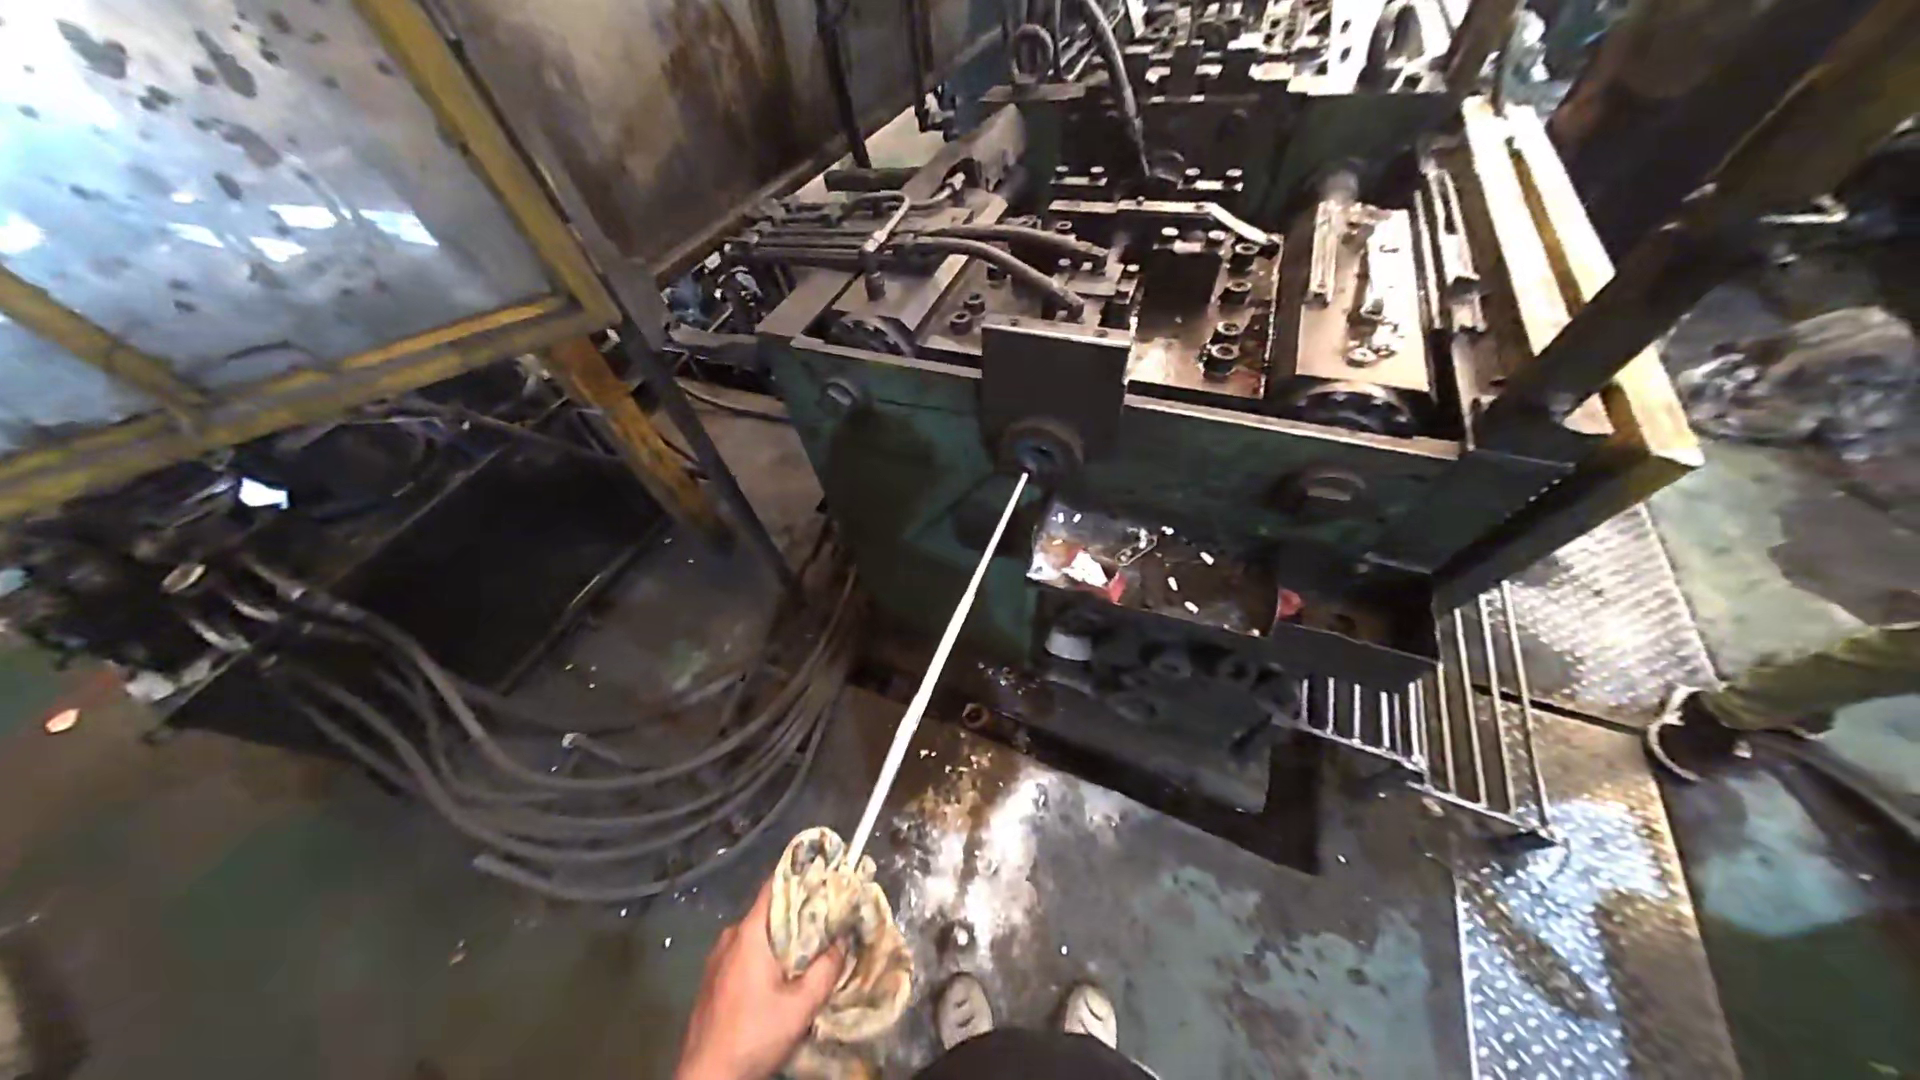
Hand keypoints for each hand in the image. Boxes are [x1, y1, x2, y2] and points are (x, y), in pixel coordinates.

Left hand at [675, 875, 846, 1079]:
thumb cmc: (752, 1036)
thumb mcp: (800, 1007)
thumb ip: (825, 970)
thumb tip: (842, 942)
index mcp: (749, 933)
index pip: (774, 886)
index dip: (801, 877)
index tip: (826, 876)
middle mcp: (730, 937)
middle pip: (769, 912)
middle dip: (798, 914)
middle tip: (828, 920)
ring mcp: (717, 960)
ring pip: (757, 936)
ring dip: (782, 939)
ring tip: (809, 950)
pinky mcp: (712, 982)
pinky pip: (744, 955)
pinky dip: (765, 956)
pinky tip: (781, 977)